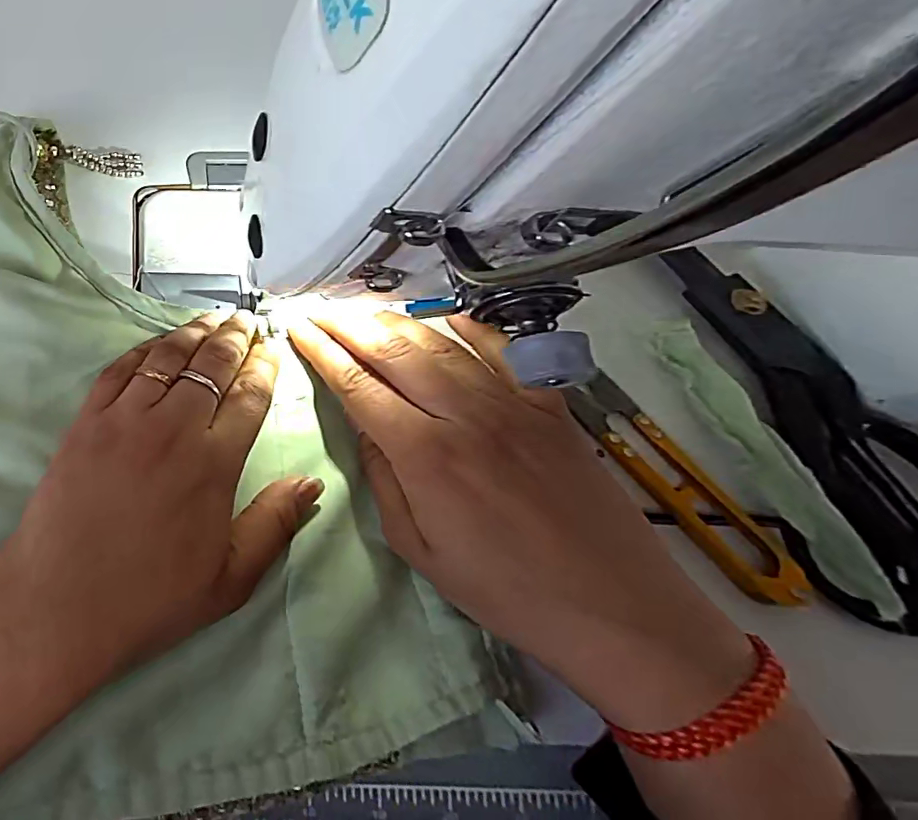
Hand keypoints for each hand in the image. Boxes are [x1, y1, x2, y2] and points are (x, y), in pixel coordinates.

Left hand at [2, 308, 323, 670]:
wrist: (60, 602)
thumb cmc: (149, 599)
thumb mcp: (229, 580)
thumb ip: (273, 525)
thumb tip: (311, 483)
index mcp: (212, 464)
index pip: (248, 396)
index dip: (264, 366)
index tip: (272, 346)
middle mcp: (171, 429)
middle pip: (211, 365)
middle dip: (235, 336)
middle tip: (246, 319)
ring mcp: (123, 419)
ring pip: (167, 358)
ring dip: (193, 332)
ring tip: (211, 318)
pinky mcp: (86, 421)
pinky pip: (119, 370)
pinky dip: (144, 350)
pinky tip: (158, 344)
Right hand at [287, 308, 753, 732]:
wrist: (619, 610)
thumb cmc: (506, 592)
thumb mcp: (418, 549)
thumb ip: (383, 479)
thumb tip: (365, 427)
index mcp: (425, 454)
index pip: (357, 384)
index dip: (321, 351)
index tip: (297, 329)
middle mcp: (465, 414)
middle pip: (392, 349)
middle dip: (346, 322)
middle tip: (318, 308)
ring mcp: (512, 403)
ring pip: (440, 341)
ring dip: (394, 319)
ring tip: (362, 310)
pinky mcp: (549, 405)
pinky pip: (505, 349)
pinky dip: (470, 325)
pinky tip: (445, 316)